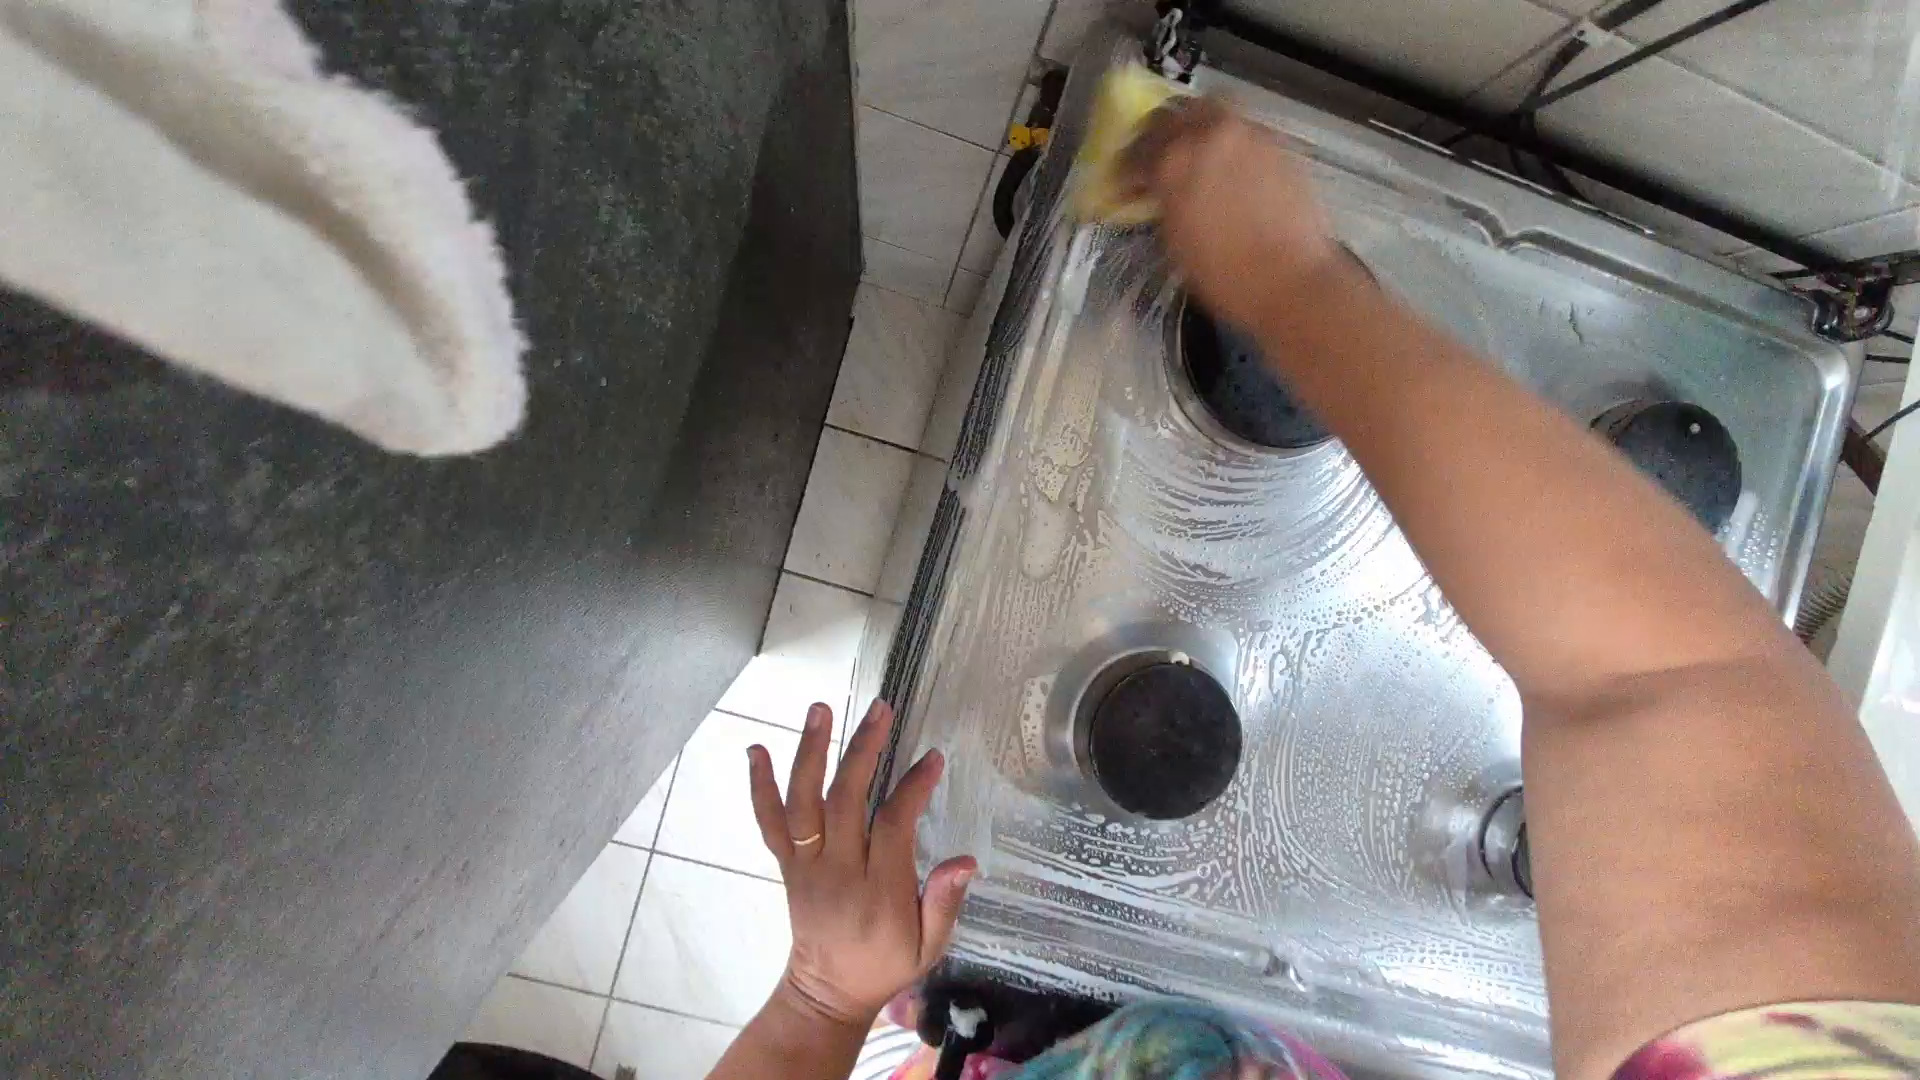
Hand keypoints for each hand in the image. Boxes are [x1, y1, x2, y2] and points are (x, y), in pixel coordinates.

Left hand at [746, 700, 976, 1028]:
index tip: (932, 757)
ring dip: (810, 753)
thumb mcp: (928, 946)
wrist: (825, 995)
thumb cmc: (885, 964)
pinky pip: (770, 823)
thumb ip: (945, 902)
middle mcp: (836, 870)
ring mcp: (806, 865)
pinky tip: (756, 750)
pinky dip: (760, 787)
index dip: (913, 787)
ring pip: (803, 803)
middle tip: (880, 709)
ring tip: (820, 708)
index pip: (893, 825)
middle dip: (863, 751)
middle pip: (845, 801)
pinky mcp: (788, 864)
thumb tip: (968, 860)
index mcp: (876, 890)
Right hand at [1118, 96, 1351, 334]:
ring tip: (1196, 160)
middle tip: (1156, 159)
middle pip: (1174, 113)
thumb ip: (1163, 204)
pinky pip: (1243, 131)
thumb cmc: (1223, 275)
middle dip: (1160, 135)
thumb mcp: (1174, 242)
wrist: (1289, 279)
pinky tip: (1230, 172)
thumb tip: (1159, 194)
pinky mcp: (1278, 144)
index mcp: (1172, 162)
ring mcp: (1248, 134)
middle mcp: (1209, 134)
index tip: (1126, 184)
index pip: (1136, 150)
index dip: (1127, 168)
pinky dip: (1229, 144)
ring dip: (1197, 130)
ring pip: (1213, 114)